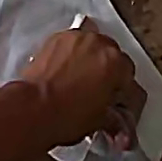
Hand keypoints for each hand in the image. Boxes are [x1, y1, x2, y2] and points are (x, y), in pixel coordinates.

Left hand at [15, 21, 135, 146]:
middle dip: (107, 69)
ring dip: (90, 57)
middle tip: (97, 87)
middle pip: (112, 53)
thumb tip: (118, 122)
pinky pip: (73, 42)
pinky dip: (72, 52)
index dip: (121, 87)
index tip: (115, 96)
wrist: (33, 109)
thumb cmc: (66, 116)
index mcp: (116, 64)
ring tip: (79, 77)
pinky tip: (65, 68)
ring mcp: (78, 38)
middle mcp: (100, 44)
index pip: (128, 72)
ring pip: (92, 44)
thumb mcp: (99, 121)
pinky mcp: (59, 38)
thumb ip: (115, 116)